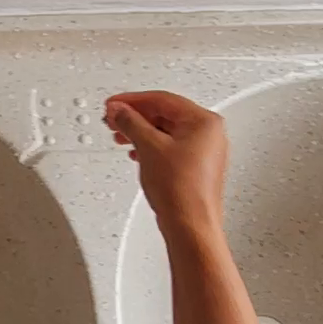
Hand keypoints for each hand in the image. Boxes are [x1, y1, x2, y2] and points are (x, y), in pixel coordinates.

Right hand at [105, 91, 229, 234]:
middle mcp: (208, 134)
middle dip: (135, 115)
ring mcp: (203, 150)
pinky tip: (136, 150)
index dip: (133, 100)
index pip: (162, 100)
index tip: (114, 104)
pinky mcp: (195, 165)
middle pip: (164, 114)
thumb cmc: (181, 190)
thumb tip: (119, 110)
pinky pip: (168, 145)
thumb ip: (131, 122)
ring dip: (139, 130)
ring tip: (120, 134)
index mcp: (204, 122)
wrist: (189, 224)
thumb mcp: (148, 146)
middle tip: (114, 117)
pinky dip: (149, 144)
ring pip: (165, 130)